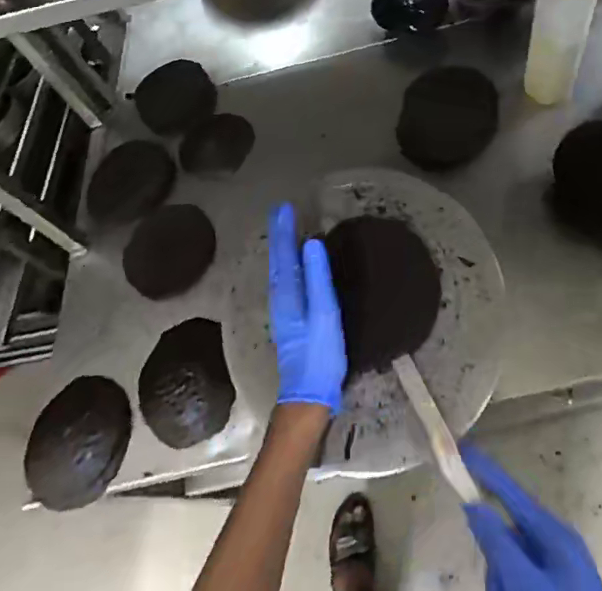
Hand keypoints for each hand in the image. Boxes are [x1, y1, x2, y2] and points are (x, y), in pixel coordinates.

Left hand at [267, 203, 344, 412]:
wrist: (308, 393)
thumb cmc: (319, 352)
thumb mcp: (323, 313)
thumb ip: (317, 278)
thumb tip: (310, 243)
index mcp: (287, 291)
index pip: (283, 252)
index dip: (283, 229)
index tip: (284, 207)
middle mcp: (280, 296)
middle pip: (278, 257)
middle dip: (280, 234)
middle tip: (282, 211)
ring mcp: (283, 308)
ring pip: (280, 268)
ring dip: (282, 247)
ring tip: (287, 230)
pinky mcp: (290, 318)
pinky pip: (287, 279)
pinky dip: (289, 264)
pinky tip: (296, 266)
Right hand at [461, 444, 601, 590]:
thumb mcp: (522, 582)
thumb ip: (496, 541)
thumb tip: (473, 504)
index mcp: (554, 534)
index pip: (510, 490)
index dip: (483, 469)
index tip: (458, 448)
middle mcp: (557, 544)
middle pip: (506, 529)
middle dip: (494, 557)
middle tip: (500, 587)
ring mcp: (558, 568)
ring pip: (508, 558)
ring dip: (501, 580)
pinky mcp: (555, 587)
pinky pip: (518, 577)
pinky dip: (509, 588)